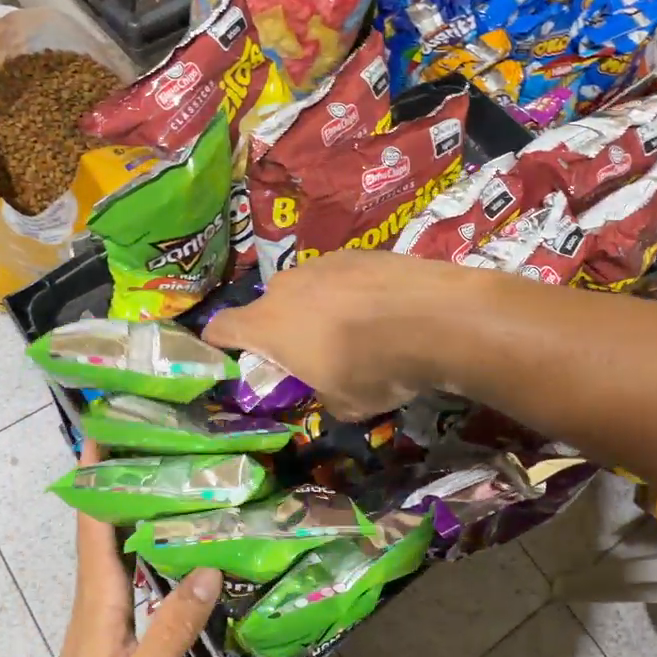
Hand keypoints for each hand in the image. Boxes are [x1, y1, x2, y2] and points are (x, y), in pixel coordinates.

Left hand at [32, 442, 223, 656]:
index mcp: (97, 599)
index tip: (100, 432)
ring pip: (111, 548)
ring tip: (162, 478)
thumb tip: (208, 567)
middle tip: (148, 441)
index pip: (92, 526)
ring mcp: (99, 615)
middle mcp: (94, 597)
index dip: (94, 479)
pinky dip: (138, 544)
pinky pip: (122, 571)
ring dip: (127, 509)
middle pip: (100, 527)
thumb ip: (173, 627)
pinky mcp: (109, 630)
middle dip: (115, 481)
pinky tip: (166, 546)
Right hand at [204, 250, 463, 419]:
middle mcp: (286, 287)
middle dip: (282, 329)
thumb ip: (323, 396)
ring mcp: (322, 263)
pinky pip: (340, 277)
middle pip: (268, 308)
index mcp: (267, 325)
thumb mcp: (346, 404)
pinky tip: (382, 310)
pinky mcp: (358, 251)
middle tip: (310, 353)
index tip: (233, 357)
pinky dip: (351, 293)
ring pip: (306, 289)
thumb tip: (330, 391)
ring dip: (318, 308)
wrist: (434, 317)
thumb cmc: (375, 368)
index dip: (221, 344)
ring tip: (356, 330)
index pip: (221, 328)